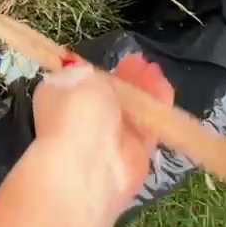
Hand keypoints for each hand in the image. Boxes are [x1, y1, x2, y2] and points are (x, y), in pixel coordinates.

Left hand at [30, 54, 174, 221]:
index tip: (111, 60)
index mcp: (61, 99)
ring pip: (132, 108)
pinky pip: (149, 124)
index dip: (96, 71)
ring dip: (144, 88)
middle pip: (110, 94)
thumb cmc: (75, 113)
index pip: (80, 81)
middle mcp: (84, 118)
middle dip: (125, 77)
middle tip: (140, 60)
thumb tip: (85, 72)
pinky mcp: (136, 152)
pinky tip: (164, 85)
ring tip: (154, 68)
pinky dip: (157, 104)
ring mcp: (111, 136)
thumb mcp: (77, 78)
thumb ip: (86, 73)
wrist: (87, 167)